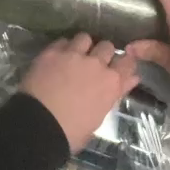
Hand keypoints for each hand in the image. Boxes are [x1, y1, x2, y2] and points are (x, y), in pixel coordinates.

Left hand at [20, 33, 141, 152]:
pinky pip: (62, 41)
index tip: (119, 67)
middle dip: (102, 54)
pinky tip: (57, 58)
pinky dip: (62, 48)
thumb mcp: (99, 118)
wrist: (39, 125)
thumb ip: (114, 95)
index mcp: (111, 83)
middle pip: (107, 46)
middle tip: (94, 64)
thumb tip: (131, 80)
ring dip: (83, 46)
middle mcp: (96, 64)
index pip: (128, 63)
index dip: (124, 63)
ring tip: (75, 56)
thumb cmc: (71, 132)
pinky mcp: (52, 52)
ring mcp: (73, 55)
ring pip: (85, 38)